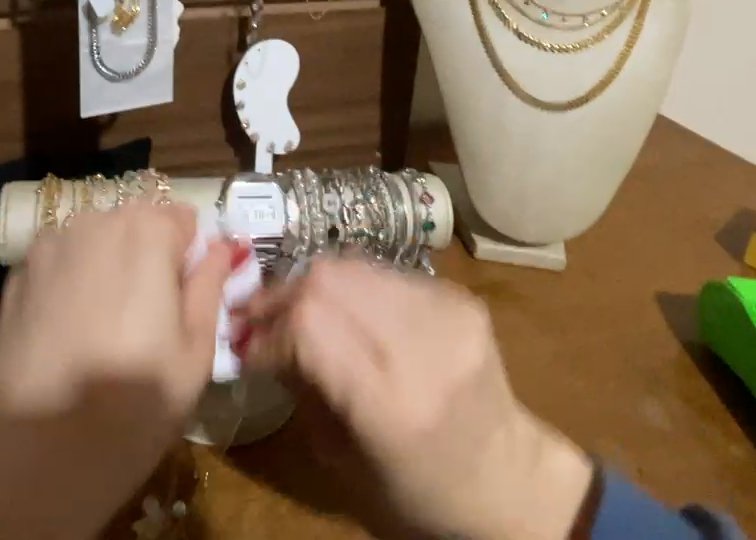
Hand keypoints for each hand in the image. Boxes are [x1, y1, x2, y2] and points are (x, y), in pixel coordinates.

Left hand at [0, 204, 235, 539]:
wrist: (38, 452)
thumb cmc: (135, 404)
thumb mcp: (196, 350)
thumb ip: (210, 284)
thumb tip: (219, 247)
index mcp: (146, 231)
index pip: (184, 220)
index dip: (188, 259)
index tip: (182, 303)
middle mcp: (94, 221)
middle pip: (136, 225)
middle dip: (147, 258)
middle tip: (147, 322)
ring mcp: (49, 245)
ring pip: (96, 242)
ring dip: (107, 267)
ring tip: (104, 330)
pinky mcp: (16, 275)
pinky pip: (61, 264)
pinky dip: (70, 284)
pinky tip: (68, 335)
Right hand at [237, 258, 593, 539]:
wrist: (510, 479)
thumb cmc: (419, 490)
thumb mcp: (344, 458)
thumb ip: (300, 386)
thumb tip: (255, 337)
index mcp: (394, 402)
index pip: (309, 326)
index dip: (267, 329)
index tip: (245, 345)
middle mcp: (424, 345)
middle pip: (327, 280)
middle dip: (281, 295)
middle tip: (257, 316)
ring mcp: (447, 312)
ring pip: (352, 265)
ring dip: (313, 285)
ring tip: (294, 308)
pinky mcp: (459, 296)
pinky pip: (383, 273)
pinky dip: (351, 287)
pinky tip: (345, 312)